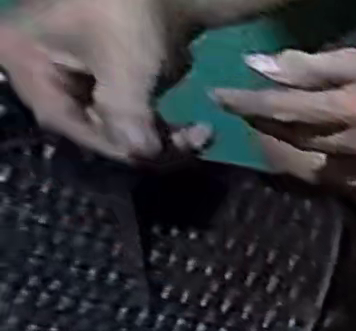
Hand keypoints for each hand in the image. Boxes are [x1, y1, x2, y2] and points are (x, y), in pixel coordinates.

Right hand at [0, 0, 205, 160]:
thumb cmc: (125, 20)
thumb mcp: (126, 68)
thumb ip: (126, 112)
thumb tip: (139, 155)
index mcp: (23, 62)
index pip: (66, 124)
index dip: (118, 148)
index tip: (167, 154)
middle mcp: (38, 74)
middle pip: (95, 132)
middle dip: (150, 147)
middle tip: (195, 142)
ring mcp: (73, 82)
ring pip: (121, 134)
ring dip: (166, 144)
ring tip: (201, 135)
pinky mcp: (106, 89)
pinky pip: (136, 125)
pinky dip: (168, 135)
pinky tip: (197, 132)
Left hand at [213, 49, 355, 199]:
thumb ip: (314, 66)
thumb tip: (262, 67)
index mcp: (346, 111)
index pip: (279, 108)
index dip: (244, 103)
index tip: (219, 97)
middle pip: (296, 140)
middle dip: (267, 127)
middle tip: (250, 117)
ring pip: (321, 167)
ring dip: (298, 155)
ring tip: (285, 143)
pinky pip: (353, 185)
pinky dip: (332, 175)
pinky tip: (328, 167)